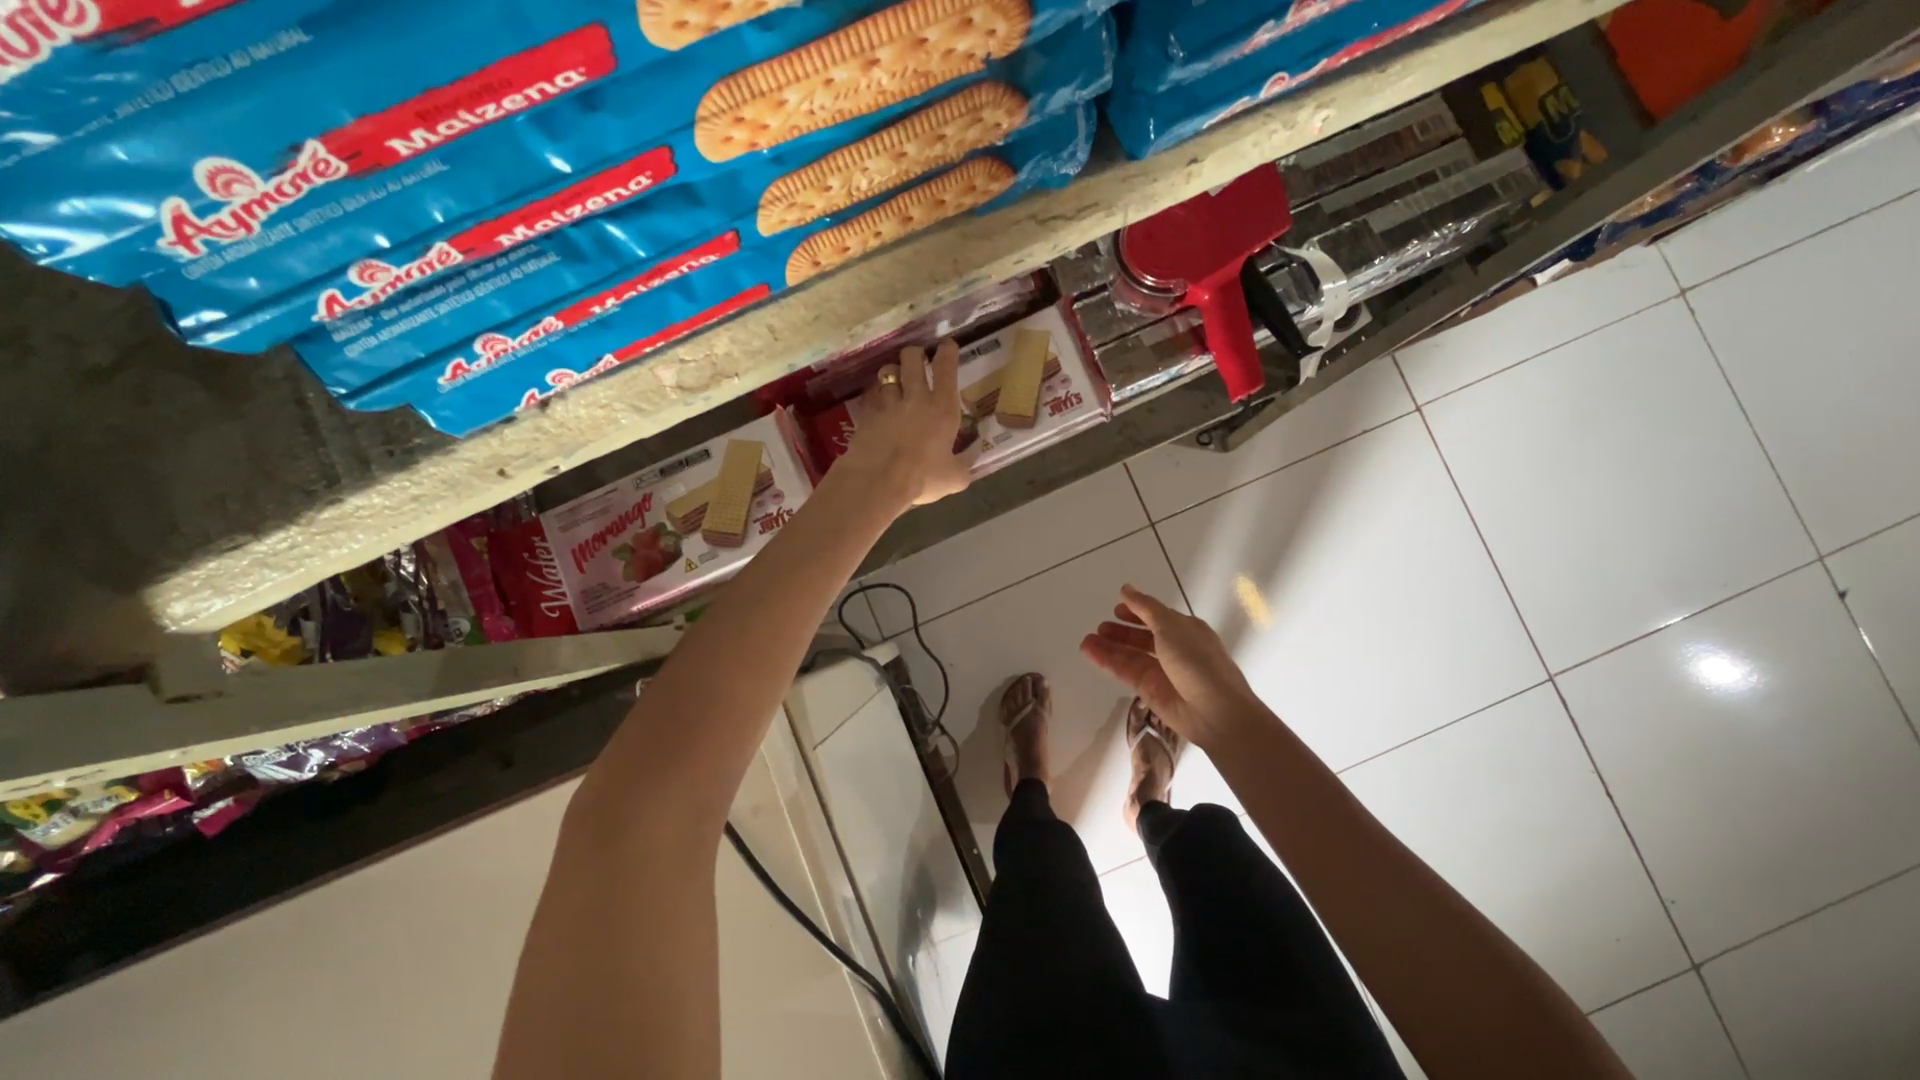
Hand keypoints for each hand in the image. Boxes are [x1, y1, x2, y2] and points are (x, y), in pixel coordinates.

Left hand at [837, 339, 973, 511]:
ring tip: (895, 379)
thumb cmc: (922, 478)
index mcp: (943, 408)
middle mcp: (916, 398)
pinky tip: (877, 402)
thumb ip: (965, 465)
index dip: (947, 352)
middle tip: (918, 360)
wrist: (878, 481)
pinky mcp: (867, 413)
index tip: (947, 345)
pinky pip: (872, 394)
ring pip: (888, 372)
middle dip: (916, 354)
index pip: (946, 368)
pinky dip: (876, 394)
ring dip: (893, 372)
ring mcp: (889, 403)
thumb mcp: (954, 478)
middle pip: (912, 358)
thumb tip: (971, 457)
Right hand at [1081, 584, 1268, 750]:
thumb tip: (1126, 588)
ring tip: (1086, 641)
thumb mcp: (1171, 626)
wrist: (1214, 710)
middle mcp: (1174, 649)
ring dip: (1109, 647)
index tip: (1116, 608)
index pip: (1157, 617)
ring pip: (1130, 655)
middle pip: (1142, 638)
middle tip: (1100, 628)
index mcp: (1186, 630)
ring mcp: (1162, 672)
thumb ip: (1145, 608)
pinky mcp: (1149, 691)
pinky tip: (1090, 652)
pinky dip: (1108, 662)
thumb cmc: (1197, 661)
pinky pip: (1126, 672)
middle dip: (1121, 632)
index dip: (1137, 612)